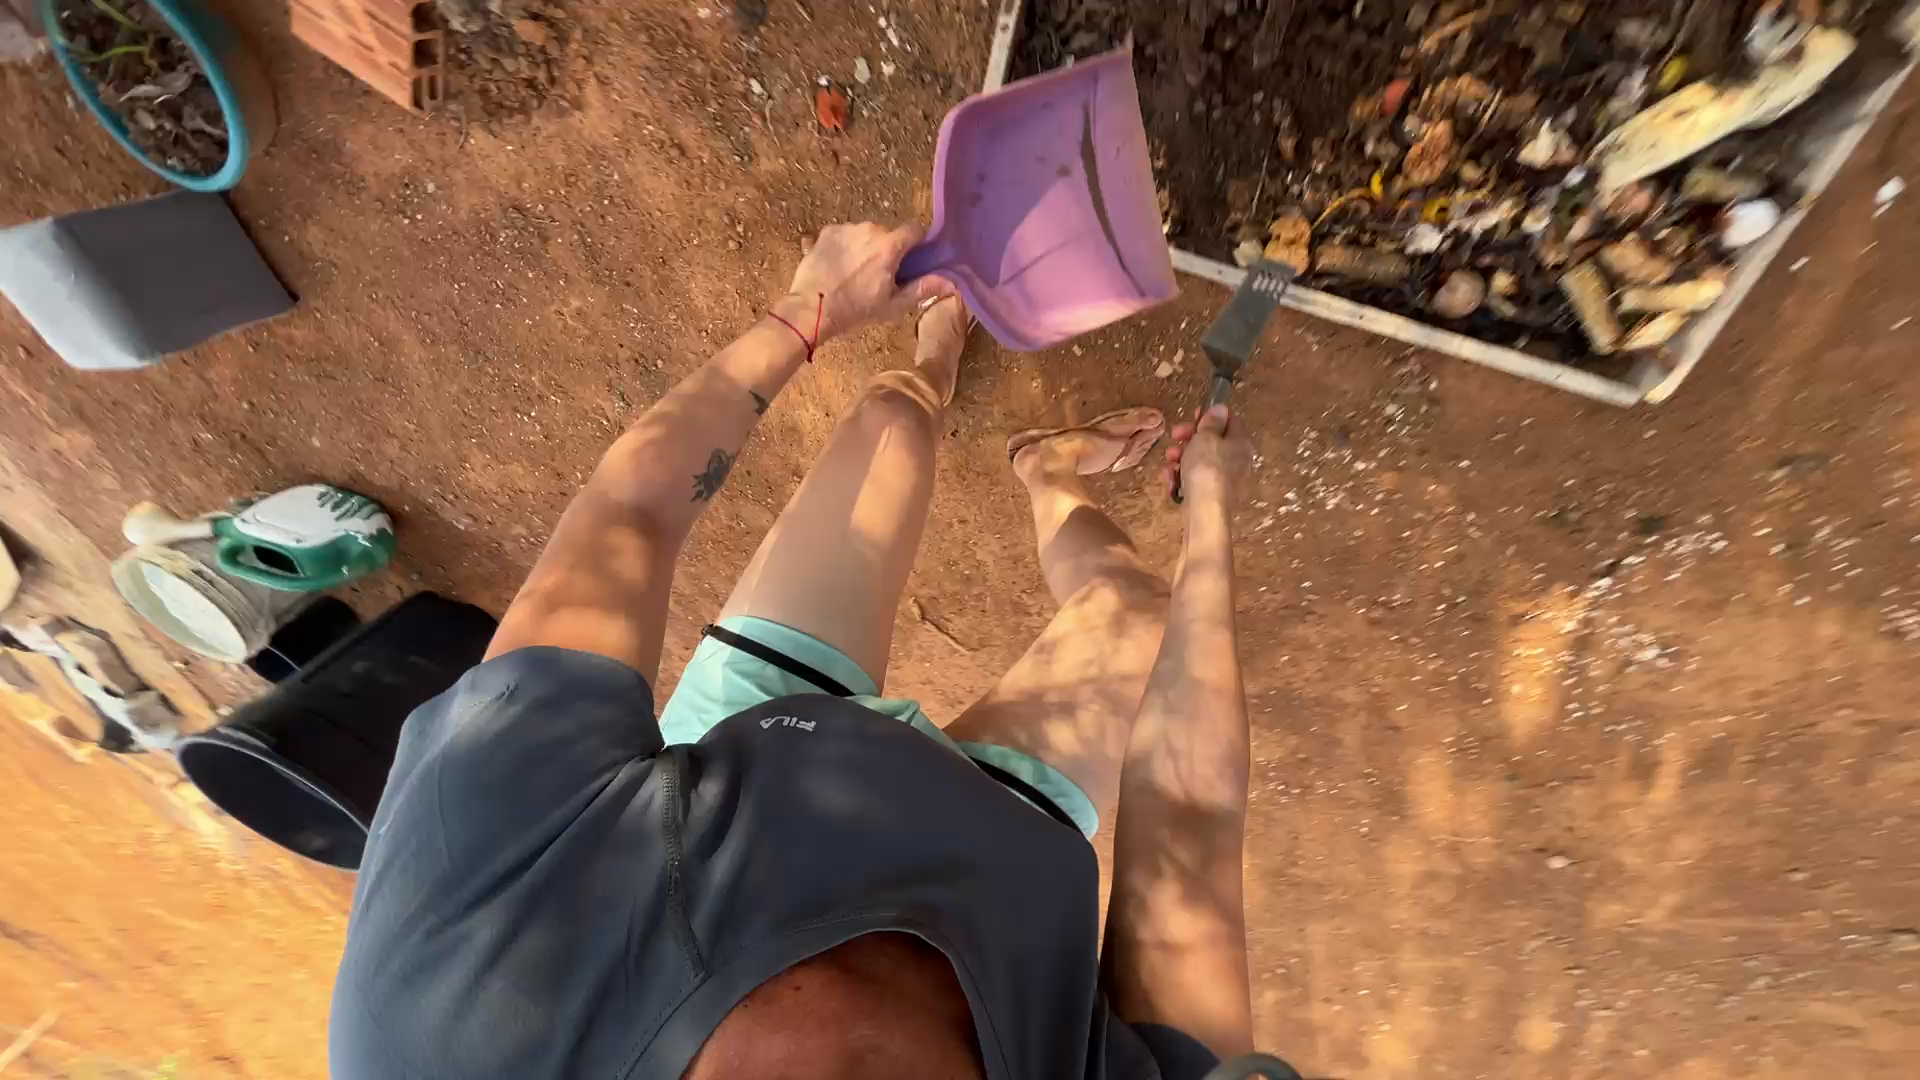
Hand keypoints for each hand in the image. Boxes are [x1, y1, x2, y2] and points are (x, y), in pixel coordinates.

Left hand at [777, 222, 955, 344]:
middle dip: (888, 249)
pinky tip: (839, 269)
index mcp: (889, 246)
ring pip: (865, 234)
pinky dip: (846, 248)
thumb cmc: (855, 311)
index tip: (912, 259)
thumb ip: (923, 288)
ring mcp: (846, 228)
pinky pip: (845, 235)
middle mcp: (869, 229)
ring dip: (866, 248)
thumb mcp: (893, 305)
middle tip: (880, 276)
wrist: (811, 309)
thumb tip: (951, 282)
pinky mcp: (826, 232)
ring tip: (855, 274)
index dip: (916, 243)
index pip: (914, 229)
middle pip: (888, 233)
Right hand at [1163, 405, 1248, 509]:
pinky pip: (1195, 478)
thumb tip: (1221, 408)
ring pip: (1200, 460)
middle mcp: (1236, 460)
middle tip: (1175, 435)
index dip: (1210, 415)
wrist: (1204, 511)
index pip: (1230, 420)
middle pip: (1212, 441)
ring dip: (1181, 457)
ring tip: (1169, 462)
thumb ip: (1211, 422)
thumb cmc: (1206, 469)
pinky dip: (1181, 476)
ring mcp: (1224, 479)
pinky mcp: (1211, 495)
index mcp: (1240, 443)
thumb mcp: (1206, 438)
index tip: (1193, 414)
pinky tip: (1170, 479)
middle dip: (1189, 437)